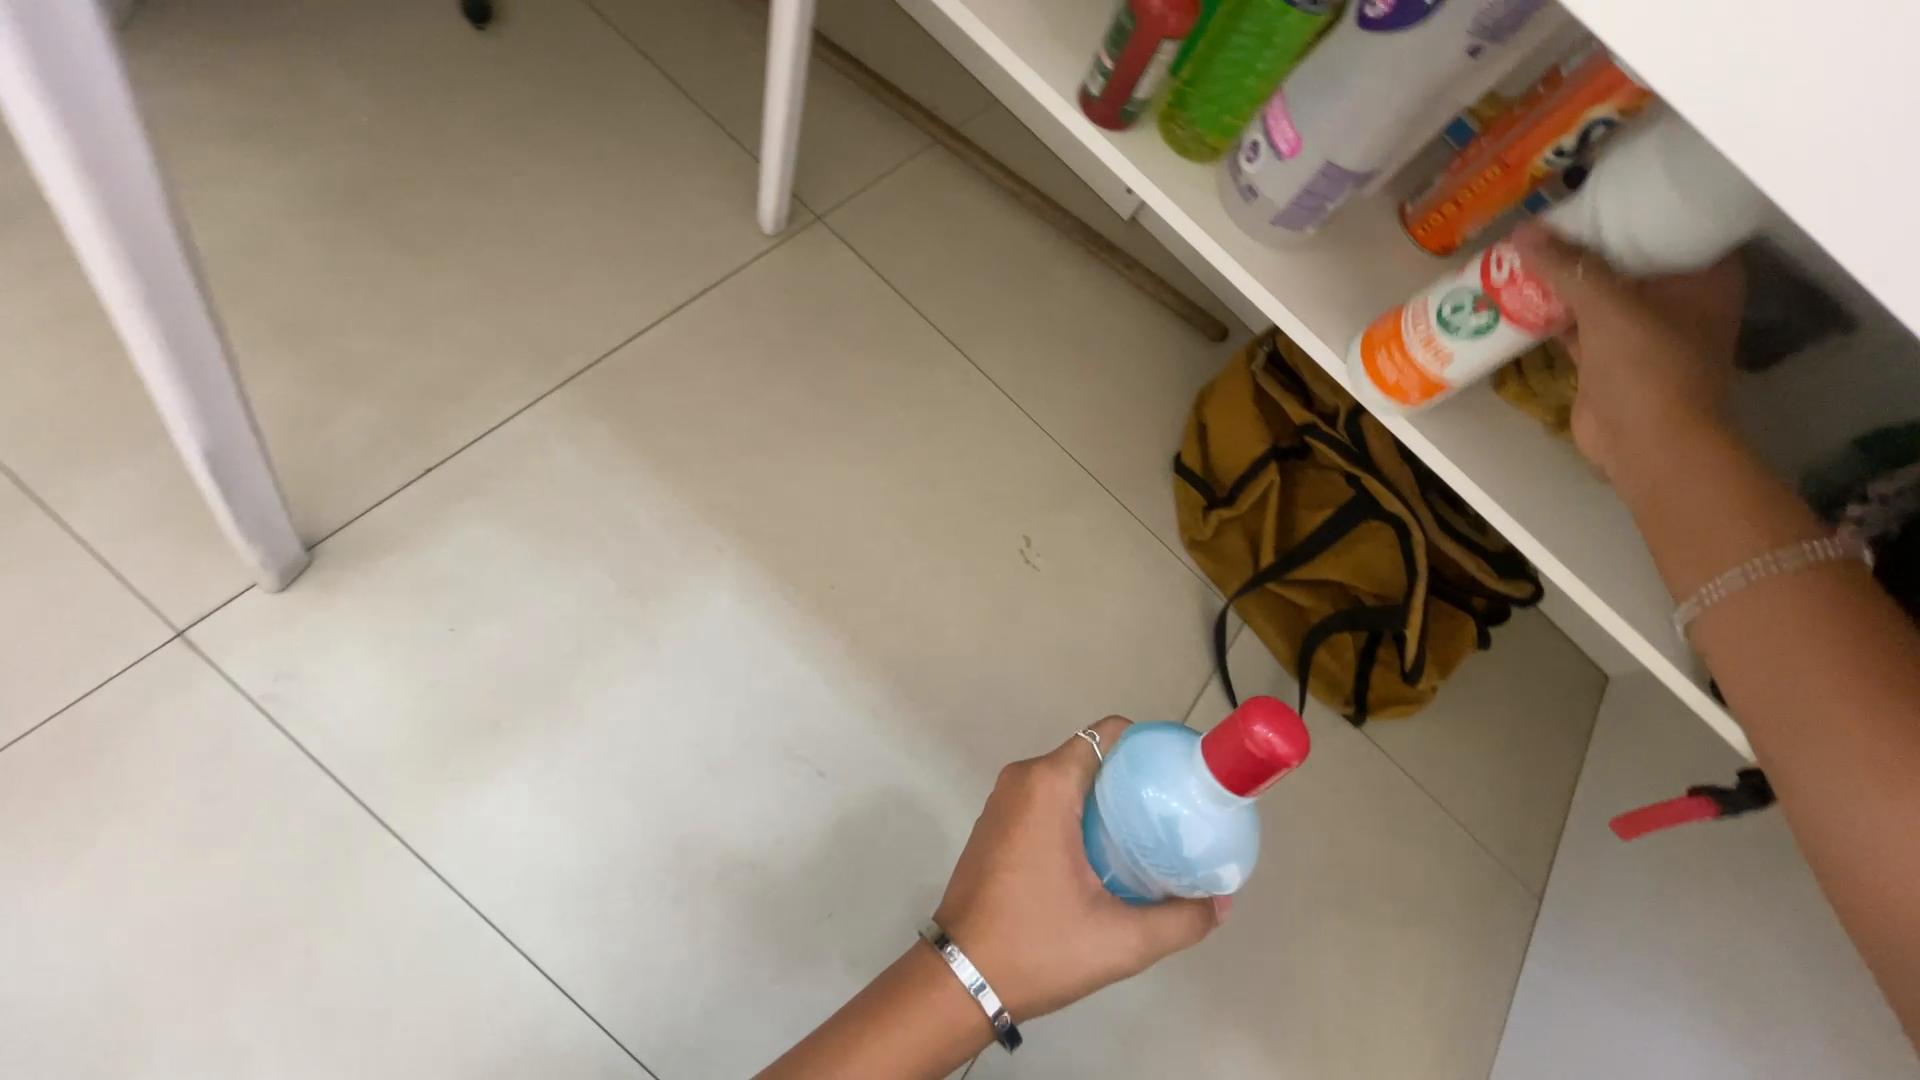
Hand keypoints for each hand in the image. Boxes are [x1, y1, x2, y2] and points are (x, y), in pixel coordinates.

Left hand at [932, 716, 1226, 1021]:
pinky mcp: (996, 823)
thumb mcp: (1120, 940)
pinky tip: (1106, 853)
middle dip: (1134, 778)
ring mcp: (1004, 800)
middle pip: (1092, 756)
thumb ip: (1181, 918)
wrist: (960, 978)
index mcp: (1048, 785)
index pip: (1108, 735)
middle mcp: (1023, 779)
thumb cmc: (1037, 947)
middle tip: (1175, 813)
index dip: (1149, 746)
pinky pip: (1047, 798)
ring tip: (1149, 835)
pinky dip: (1078, 812)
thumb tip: (1221, 902)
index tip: (1181, 776)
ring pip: (1069, 779)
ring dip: (1106, 799)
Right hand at [1510, 222, 1746, 484]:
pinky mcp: (1607, 358)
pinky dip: (1548, 315)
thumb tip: (1521, 233)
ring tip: (1517, 258)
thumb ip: (1567, 269)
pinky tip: (1514, 300)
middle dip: (1582, 246)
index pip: (1667, 226)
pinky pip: (1574, 325)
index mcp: (1703, 275)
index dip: (1628, 209)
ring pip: (1595, 294)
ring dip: (1559, 282)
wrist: (1645, 442)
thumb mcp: (1609, 308)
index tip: (1586, 196)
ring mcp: (1641, 331)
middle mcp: (1677, 297)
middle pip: (1625, 259)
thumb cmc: (1648, 367)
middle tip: (1539, 225)